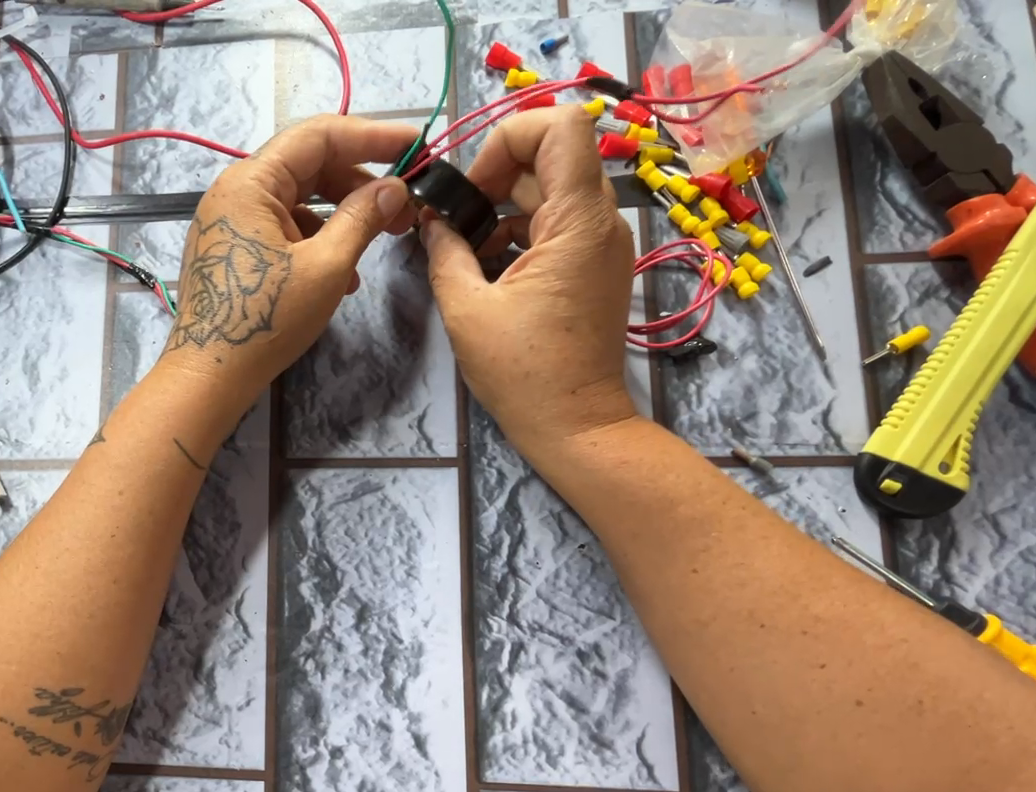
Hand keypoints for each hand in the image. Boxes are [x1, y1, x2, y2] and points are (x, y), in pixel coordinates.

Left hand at [159, 115, 418, 408]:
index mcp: (250, 183)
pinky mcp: (233, 254)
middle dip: (360, 185)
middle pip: (309, 167)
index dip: (372, 136)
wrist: (210, 376)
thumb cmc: (265, 320)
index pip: (318, 136)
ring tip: (377, 246)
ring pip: (299, 203)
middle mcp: (235, 193)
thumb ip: (362, 219)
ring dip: (342, 219)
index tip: (415, 146)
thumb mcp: (325, 267)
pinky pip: (283, 232)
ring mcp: (231, 224)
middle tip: (403, 208)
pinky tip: (343, 276)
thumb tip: (394, 187)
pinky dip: (316, 244)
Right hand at [421, 107, 637, 454]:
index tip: (473, 186)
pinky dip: (518, 232)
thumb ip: (445, 254)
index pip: (560, 124)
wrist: (574, 422)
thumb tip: (433, 223)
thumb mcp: (466, 310)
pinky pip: (557, 225)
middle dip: (494, 177)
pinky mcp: (595, 267)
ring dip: (502, 208)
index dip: (509, 137)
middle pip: (550, 157)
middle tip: (454, 222)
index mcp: (577, 223)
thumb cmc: (521, 372)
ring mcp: (603, 245)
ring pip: (551, 192)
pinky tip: (486, 268)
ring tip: (463, 250)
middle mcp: (601, 222)